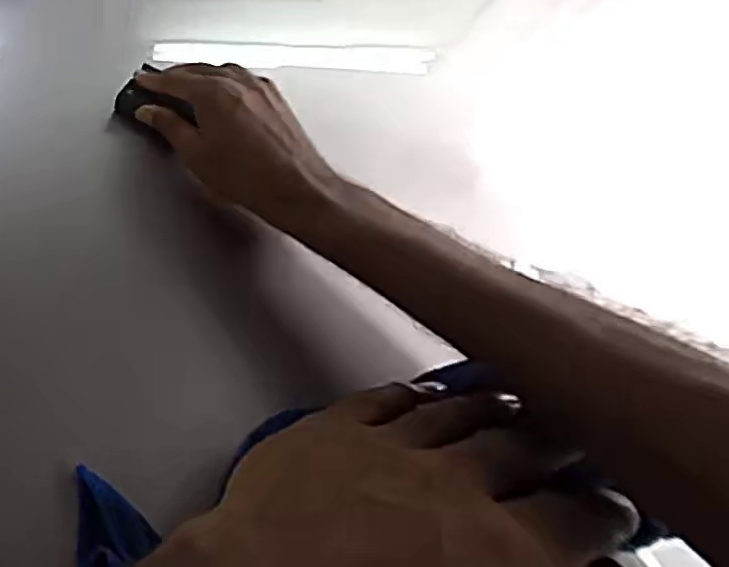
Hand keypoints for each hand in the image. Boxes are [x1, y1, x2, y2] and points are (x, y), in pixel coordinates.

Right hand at [134, 64, 344, 230]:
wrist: (299, 191)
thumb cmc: (253, 177)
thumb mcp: (193, 152)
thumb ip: (167, 125)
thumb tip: (151, 112)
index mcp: (214, 94)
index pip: (172, 81)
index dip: (151, 82)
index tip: (141, 82)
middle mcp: (239, 85)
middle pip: (196, 70)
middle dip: (173, 76)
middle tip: (156, 85)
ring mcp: (260, 90)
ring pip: (220, 70)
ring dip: (198, 74)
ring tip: (184, 86)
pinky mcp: (274, 99)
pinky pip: (240, 77)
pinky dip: (222, 78)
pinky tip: (218, 91)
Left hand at [151, 384, 637, 566]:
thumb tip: (570, 564)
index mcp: (507, 548)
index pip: (580, 519)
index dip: (604, 509)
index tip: (611, 502)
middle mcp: (451, 485)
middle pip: (516, 450)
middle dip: (550, 441)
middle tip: (567, 434)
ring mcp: (384, 447)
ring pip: (448, 415)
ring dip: (482, 407)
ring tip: (505, 400)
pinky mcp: (329, 426)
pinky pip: (377, 400)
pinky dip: (405, 393)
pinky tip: (416, 391)